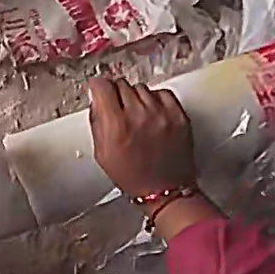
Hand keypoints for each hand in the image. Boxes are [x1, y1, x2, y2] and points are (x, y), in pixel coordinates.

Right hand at [86, 77, 195, 198]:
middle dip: (115, 93)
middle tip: (118, 108)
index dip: (97, 87)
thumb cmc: (132, 175)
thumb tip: (96, 100)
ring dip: (135, 97)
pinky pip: (162, 93)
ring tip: (137, 115)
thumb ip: (97, 123)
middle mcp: (139, 115)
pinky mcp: (178, 115)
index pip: (102, 86)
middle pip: (121, 84)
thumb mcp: (102, 153)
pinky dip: (155, 99)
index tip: (98, 89)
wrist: (165, 189)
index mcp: (116, 125)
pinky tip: (152, 113)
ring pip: (141, 87)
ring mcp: (161, 113)